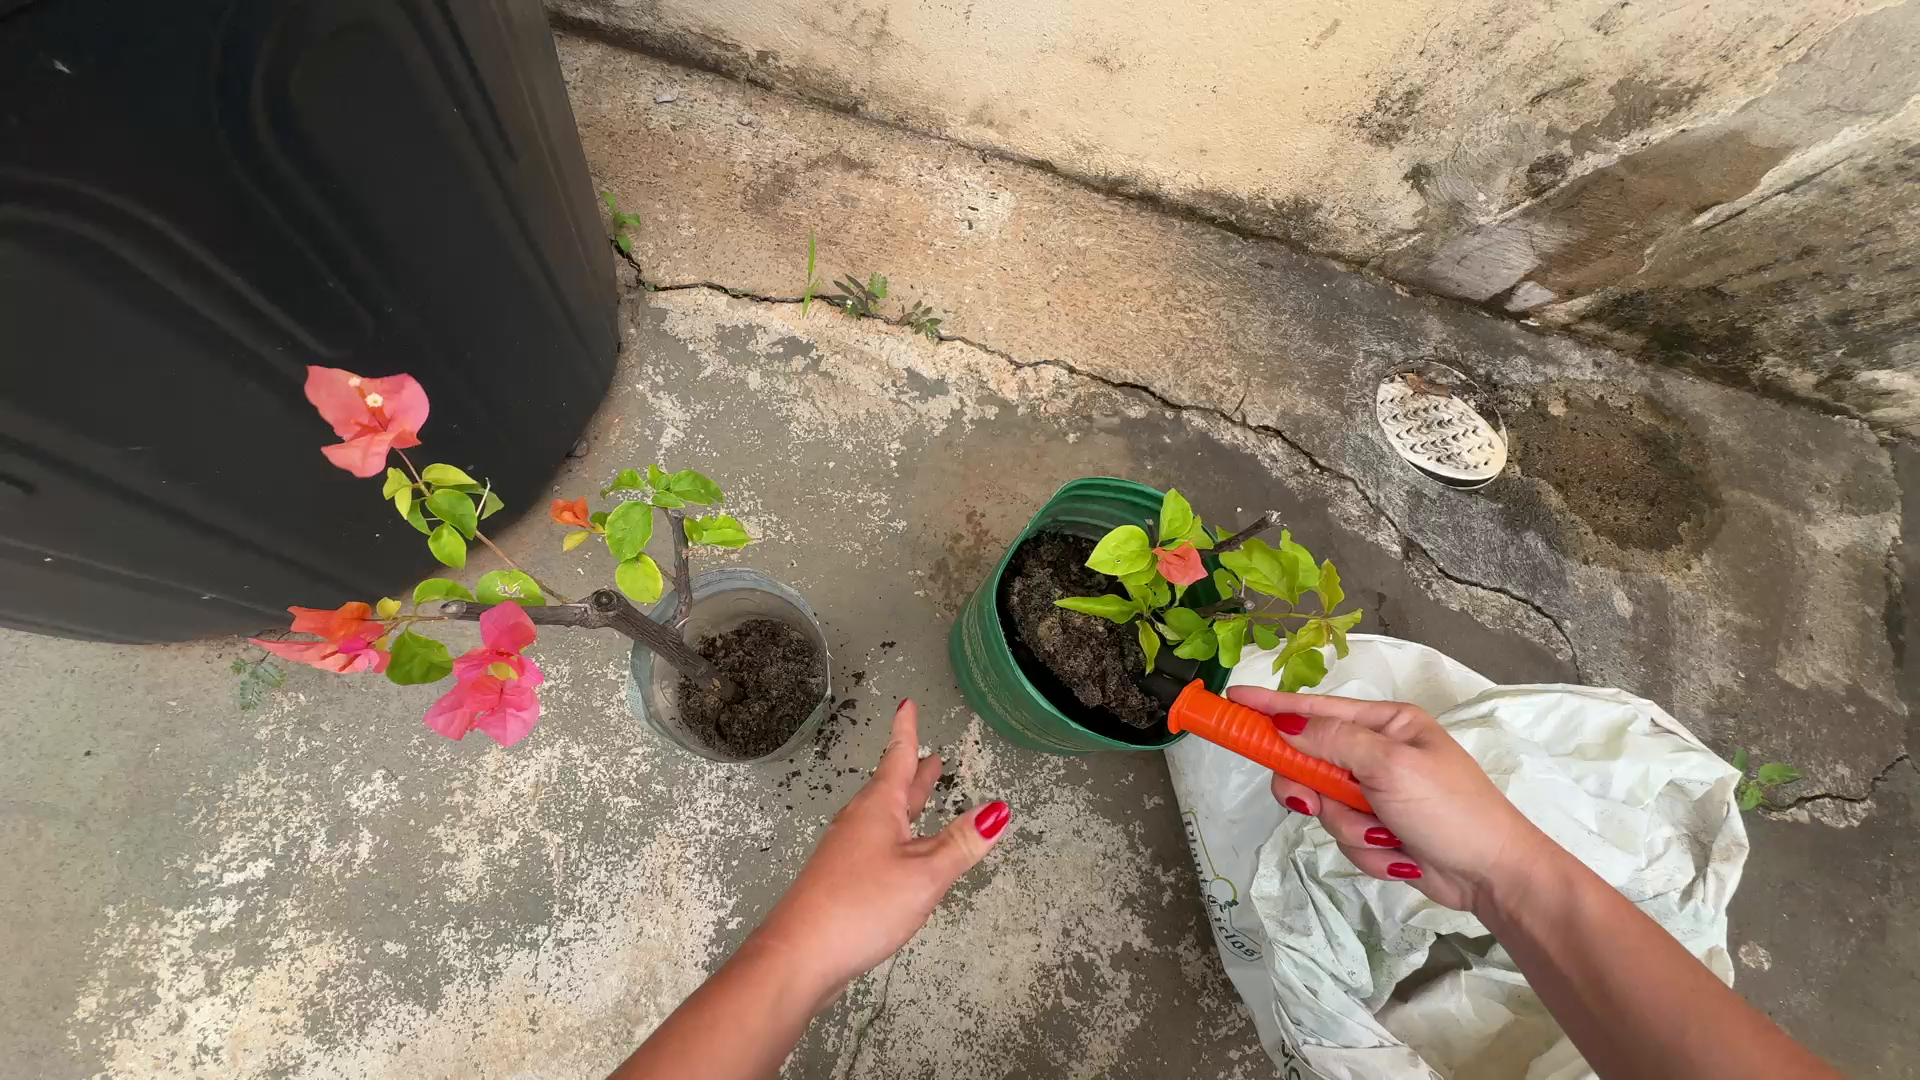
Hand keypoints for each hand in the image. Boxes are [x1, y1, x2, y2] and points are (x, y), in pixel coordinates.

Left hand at [749, 699, 1010, 995]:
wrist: (798, 955)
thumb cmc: (862, 904)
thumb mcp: (924, 875)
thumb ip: (962, 844)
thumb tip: (999, 809)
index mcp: (880, 807)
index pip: (899, 757)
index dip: (907, 730)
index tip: (907, 704)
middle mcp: (861, 820)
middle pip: (893, 786)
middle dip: (914, 770)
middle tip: (932, 755)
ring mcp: (847, 848)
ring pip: (885, 815)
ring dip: (907, 800)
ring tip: (923, 791)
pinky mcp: (841, 877)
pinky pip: (877, 841)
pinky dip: (897, 832)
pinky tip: (901, 851)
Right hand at [1227, 686, 1555, 911]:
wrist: (1496, 879)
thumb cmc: (1451, 809)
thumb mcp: (1391, 766)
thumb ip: (1333, 742)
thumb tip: (1285, 724)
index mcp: (1386, 724)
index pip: (1315, 709)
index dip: (1271, 706)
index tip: (1234, 701)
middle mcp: (1375, 753)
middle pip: (1307, 760)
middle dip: (1309, 787)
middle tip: (1307, 802)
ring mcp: (1374, 792)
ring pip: (1321, 802)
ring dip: (1347, 826)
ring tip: (1383, 838)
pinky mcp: (1375, 828)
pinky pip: (1340, 832)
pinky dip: (1363, 849)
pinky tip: (1395, 855)